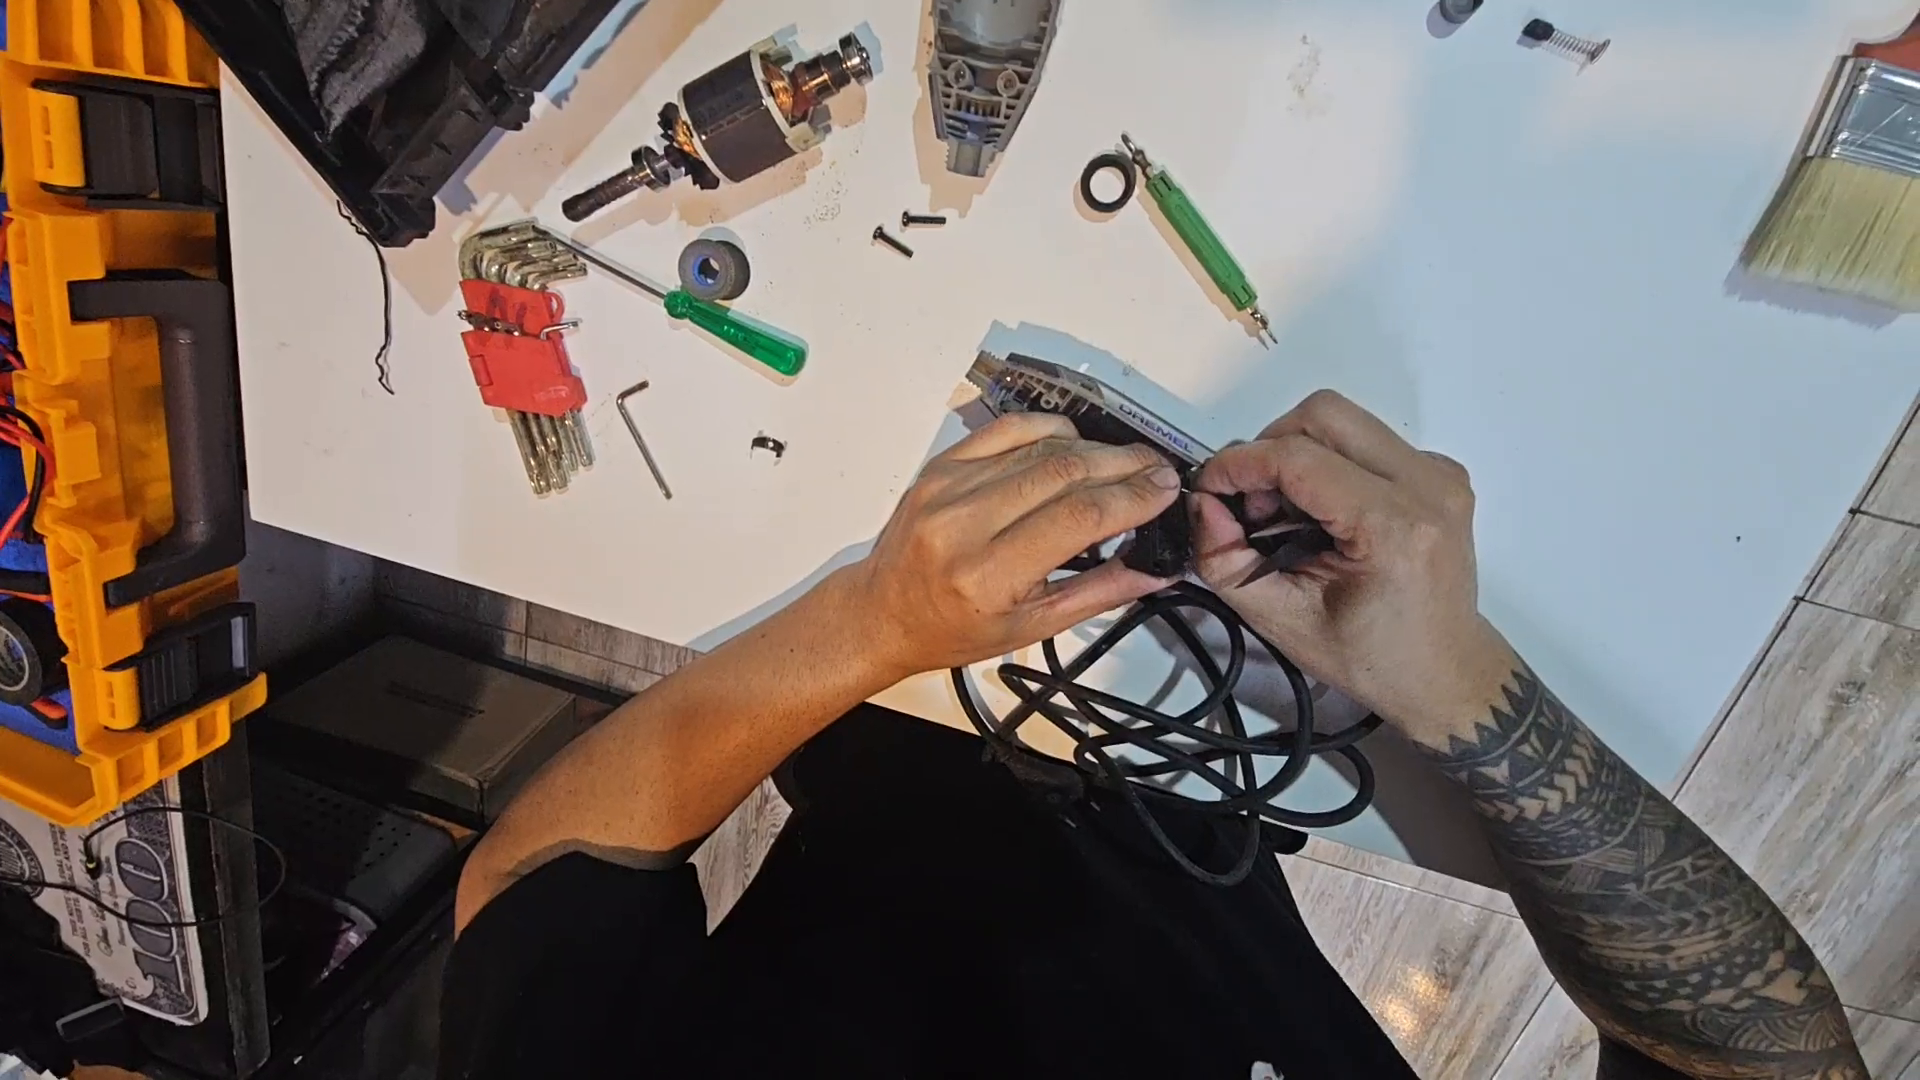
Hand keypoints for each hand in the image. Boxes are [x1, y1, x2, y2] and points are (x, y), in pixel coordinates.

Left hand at [845, 413, 1182, 678]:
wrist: (883, 612)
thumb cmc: (950, 629)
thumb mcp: (1029, 628)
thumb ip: (1097, 594)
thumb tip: (1155, 570)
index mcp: (986, 576)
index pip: (1077, 518)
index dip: (1131, 498)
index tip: (1164, 490)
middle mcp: (962, 524)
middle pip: (1064, 473)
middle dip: (1123, 466)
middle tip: (1156, 470)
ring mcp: (947, 488)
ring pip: (1040, 448)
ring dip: (1094, 449)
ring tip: (1127, 461)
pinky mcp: (941, 466)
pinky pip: (1007, 430)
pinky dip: (1050, 430)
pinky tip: (1077, 442)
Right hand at [1190, 390, 1516, 732]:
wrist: (1444, 671)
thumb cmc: (1365, 655)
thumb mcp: (1276, 618)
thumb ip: (1223, 559)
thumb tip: (1201, 503)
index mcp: (1394, 527)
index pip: (1297, 457)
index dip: (1238, 465)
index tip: (1207, 490)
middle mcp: (1427, 484)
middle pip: (1321, 415)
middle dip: (1267, 450)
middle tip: (1252, 505)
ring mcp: (1437, 472)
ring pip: (1339, 420)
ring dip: (1292, 455)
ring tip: (1283, 514)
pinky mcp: (1435, 471)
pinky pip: (1360, 439)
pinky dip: (1321, 464)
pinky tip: (1316, 514)